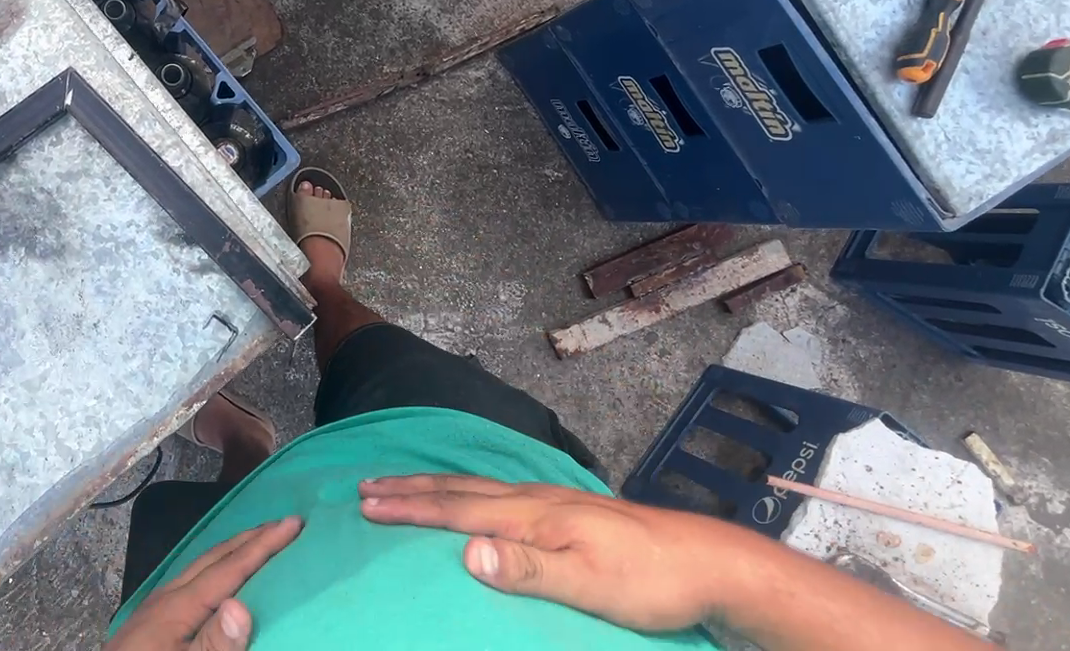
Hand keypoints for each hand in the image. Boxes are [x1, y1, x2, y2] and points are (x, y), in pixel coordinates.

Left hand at [104, 516, 302, 650]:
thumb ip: (213, 645)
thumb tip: (241, 604)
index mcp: (178, 605)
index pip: (230, 567)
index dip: (264, 544)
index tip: (293, 522)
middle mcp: (167, 596)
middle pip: (215, 557)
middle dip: (251, 537)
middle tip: (284, 524)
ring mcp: (157, 606)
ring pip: (201, 565)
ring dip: (232, 550)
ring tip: (257, 542)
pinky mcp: (151, 620)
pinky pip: (191, 579)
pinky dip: (215, 568)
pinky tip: (216, 580)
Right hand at [359, 476, 749, 631]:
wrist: (705, 561)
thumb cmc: (648, 583)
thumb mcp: (592, 587)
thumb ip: (529, 571)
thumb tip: (467, 552)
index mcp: (529, 517)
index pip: (455, 509)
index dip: (408, 507)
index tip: (366, 505)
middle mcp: (529, 499)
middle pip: (456, 489)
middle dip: (407, 488)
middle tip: (365, 487)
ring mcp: (545, 499)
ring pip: (473, 485)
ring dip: (429, 484)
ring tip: (399, 483)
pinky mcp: (559, 508)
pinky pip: (493, 490)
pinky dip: (460, 488)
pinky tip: (465, 491)